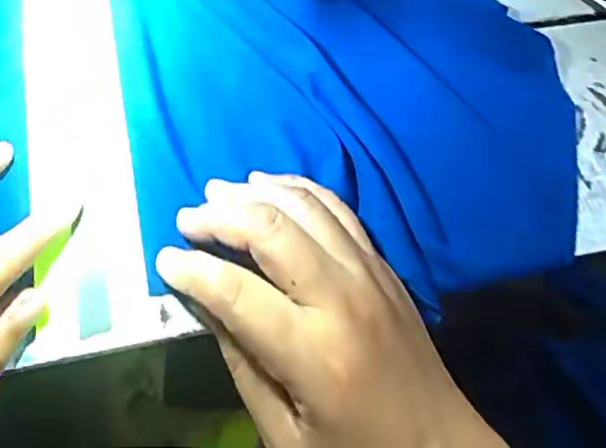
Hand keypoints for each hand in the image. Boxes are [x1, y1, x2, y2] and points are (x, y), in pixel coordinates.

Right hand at [155, 174, 502, 447]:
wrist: (440, 443)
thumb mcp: (285, 434)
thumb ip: (241, 363)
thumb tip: (202, 303)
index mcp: (313, 353)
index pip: (238, 293)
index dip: (194, 271)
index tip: (165, 259)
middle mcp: (340, 296)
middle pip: (271, 230)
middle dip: (222, 217)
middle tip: (187, 216)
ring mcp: (366, 269)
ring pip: (304, 205)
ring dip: (257, 191)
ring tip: (220, 191)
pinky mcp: (381, 259)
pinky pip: (336, 206)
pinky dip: (299, 187)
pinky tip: (272, 184)